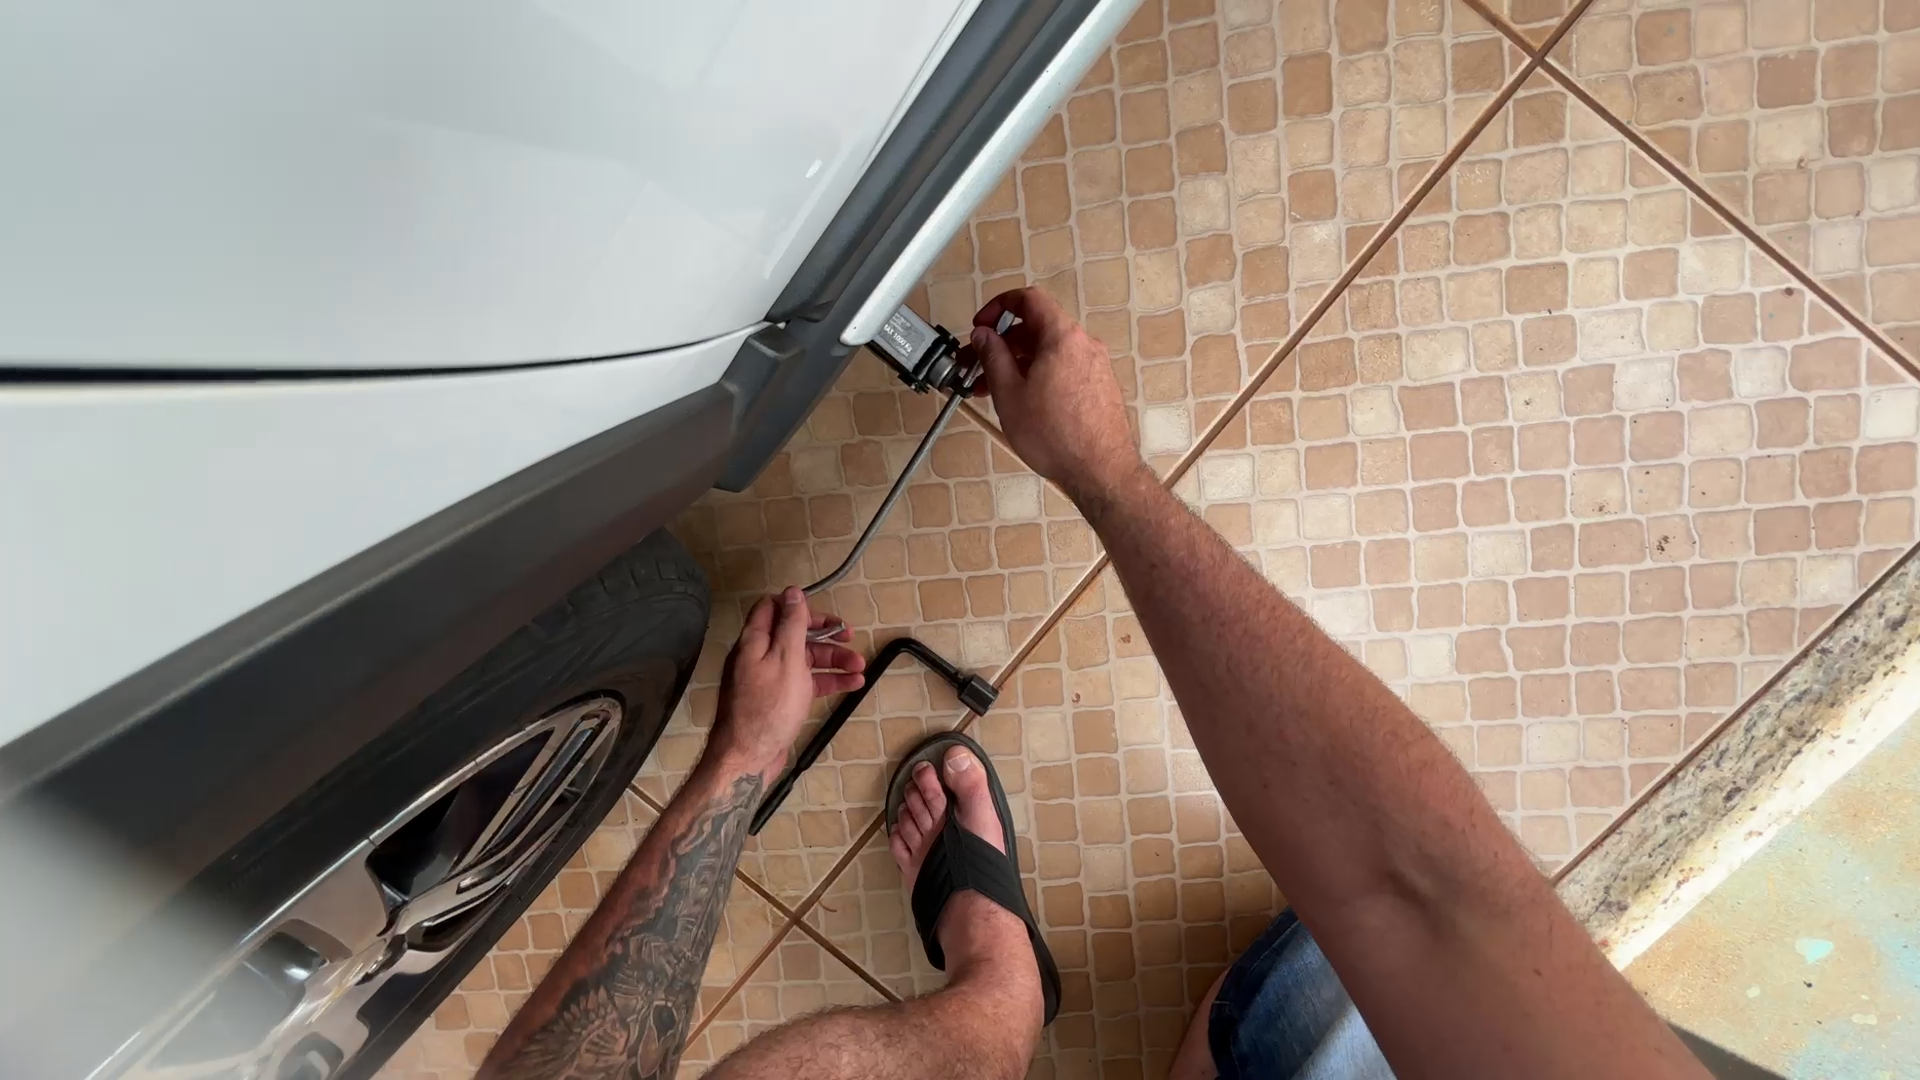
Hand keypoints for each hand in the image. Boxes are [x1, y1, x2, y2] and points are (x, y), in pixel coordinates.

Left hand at [707, 587, 864, 776]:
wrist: (748, 759)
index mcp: (755, 641)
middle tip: (850, 636)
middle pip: (794, 633)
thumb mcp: (786, 660)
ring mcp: (769, 678)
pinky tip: (852, 684)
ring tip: (860, 666)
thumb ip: (791, 624)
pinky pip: (806, 681)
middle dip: (825, 634)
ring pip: (804, 659)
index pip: (773, 607)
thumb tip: (793, 591)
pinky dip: (828, 680)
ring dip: (833, 659)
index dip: (799, 606)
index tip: (824, 616)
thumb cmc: (769, 707)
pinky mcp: (779, 699)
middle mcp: (760, 655)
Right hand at [966, 287, 1142, 501]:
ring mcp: (1094, 366)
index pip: (1028, 300)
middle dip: (1001, 344)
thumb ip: (993, 357)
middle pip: (1035, 329)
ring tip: (991, 389)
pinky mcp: (1098, 387)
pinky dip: (1037, 376)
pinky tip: (1020, 400)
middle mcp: (1083, 345)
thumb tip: (984, 336)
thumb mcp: (1010, 394)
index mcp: (1061, 337)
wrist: (1099, 470)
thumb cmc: (1057, 437)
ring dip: (1016, 364)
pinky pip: (1062, 369)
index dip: (998, 307)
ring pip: (1047, 353)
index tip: (981, 326)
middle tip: (976, 364)